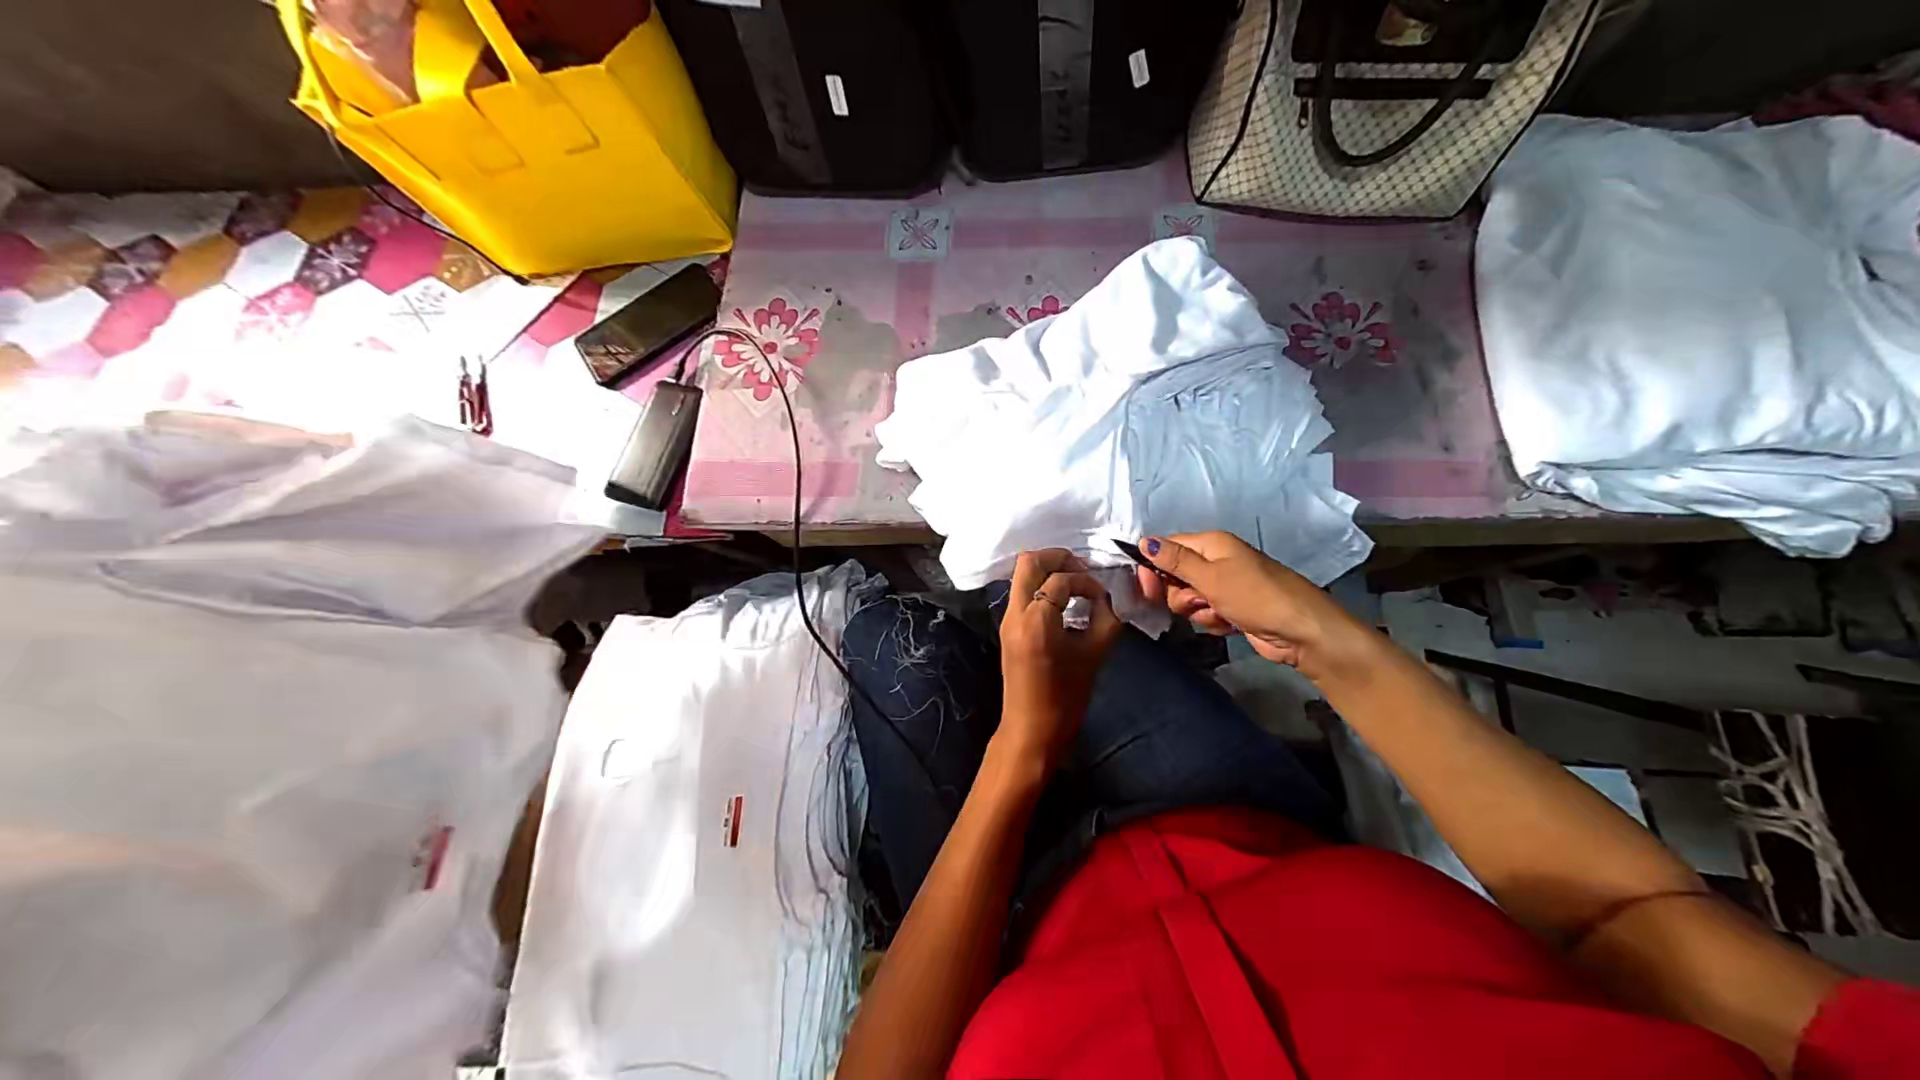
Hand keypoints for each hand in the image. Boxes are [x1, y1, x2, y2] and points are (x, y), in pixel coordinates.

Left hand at [997, 548, 1124, 769]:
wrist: (1032, 730)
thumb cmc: (1066, 697)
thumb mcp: (1095, 654)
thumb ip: (1105, 618)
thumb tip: (1108, 596)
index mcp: (1035, 619)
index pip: (1061, 579)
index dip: (1086, 582)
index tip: (1102, 597)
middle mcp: (1014, 613)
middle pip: (1028, 561)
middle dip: (1058, 558)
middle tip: (1083, 571)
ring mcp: (1007, 620)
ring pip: (1021, 574)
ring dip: (1049, 571)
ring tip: (1076, 585)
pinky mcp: (1007, 628)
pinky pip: (1021, 592)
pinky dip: (1041, 586)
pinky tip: (1064, 601)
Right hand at [1134, 531, 1372, 681]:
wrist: (1301, 632)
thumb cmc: (1255, 597)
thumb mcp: (1211, 577)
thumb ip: (1174, 560)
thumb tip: (1143, 541)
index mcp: (1211, 544)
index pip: (1167, 547)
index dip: (1152, 566)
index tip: (1147, 586)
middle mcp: (1215, 561)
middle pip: (1174, 576)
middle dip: (1179, 594)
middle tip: (1195, 602)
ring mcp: (1224, 586)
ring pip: (1187, 599)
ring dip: (1197, 611)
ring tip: (1219, 613)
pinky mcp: (1231, 609)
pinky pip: (1204, 614)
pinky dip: (1212, 621)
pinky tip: (1229, 624)